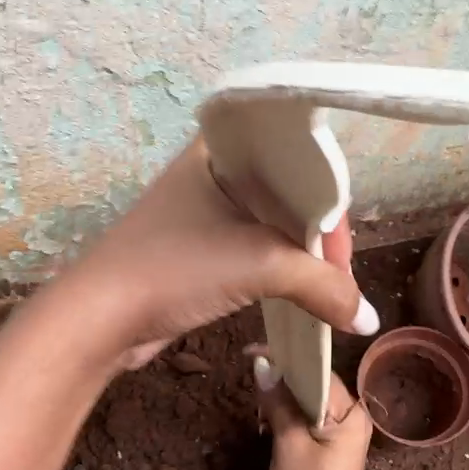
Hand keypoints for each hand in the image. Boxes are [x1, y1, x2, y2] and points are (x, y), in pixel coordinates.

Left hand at [42, 141, 378, 369]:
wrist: (101, 317)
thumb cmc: (175, 269)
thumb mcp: (258, 266)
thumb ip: (322, 287)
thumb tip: (367, 319)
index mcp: (223, 149)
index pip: (300, 160)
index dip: (330, 205)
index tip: (341, 254)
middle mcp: (213, 172)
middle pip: (289, 195)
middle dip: (318, 239)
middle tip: (335, 279)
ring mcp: (202, 213)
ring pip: (270, 227)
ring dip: (298, 259)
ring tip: (322, 290)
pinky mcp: (195, 252)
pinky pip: (251, 253)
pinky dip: (276, 273)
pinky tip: (293, 294)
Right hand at [254, 349, 371, 469]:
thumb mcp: (289, 445)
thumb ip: (278, 402)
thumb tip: (261, 363)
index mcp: (352, 414)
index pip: (319, 371)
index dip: (287, 356)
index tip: (252, 349)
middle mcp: (354, 418)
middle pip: (315, 383)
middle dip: (283, 376)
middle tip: (250, 371)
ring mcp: (344, 435)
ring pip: (309, 401)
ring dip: (282, 397)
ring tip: (257, 396)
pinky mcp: (331, 449)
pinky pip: (309, 420)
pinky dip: (288, 415)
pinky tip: (268, 418)